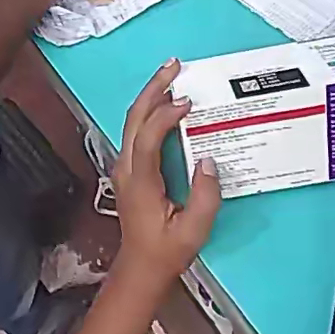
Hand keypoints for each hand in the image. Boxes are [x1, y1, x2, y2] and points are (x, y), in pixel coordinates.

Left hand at [110, 59, 220, 290]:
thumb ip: (205, 196)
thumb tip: (209, 160)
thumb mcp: (194, 231)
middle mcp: (126, 167)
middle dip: (153, 89)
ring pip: (132, 121)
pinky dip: (150, 110)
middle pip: (133, 118)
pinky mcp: (130, 167)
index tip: (188, 102)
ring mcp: (124, 166)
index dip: (165, 116)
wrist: (140, 267)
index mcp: (140, 181)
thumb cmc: (167, 250)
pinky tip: (167, 103)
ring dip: (150, 95)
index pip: (147, 137)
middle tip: (174, 66)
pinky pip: (137, 130)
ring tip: (171, 75)